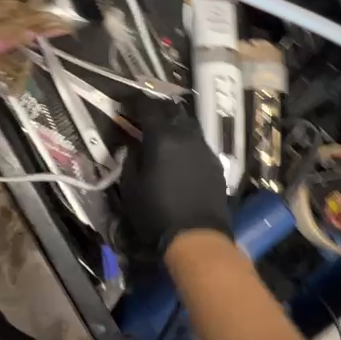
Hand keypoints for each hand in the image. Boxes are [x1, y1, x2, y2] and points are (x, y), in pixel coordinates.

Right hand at [121, 97, 230, 253]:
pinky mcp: (215, 164)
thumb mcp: (130, 186)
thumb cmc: (156, 212)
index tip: (125, 103)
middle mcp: (185, 135)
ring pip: (189, 124)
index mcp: (161, 136)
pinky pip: (199, 142)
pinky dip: (187, 140)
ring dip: (174, 122)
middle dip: (157, 108)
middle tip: (144, 114)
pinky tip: (180, 153)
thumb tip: (132, 146)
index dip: (134, 100)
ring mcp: (204, 148)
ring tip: (163, 131)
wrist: (197, 238)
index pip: (147, 106)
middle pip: (172, 109)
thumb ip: (130, 159)